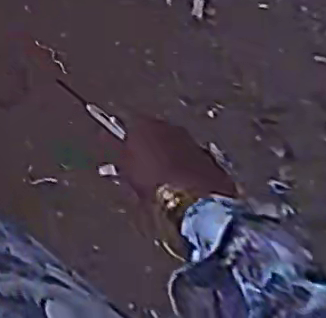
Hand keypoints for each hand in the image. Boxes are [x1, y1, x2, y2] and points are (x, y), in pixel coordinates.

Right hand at [119, 116, 235, 206]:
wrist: (196, 203)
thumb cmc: (152, 182)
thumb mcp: (125, 167)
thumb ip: (119, 150)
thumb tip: (111, 140)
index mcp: (144, 123)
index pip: (131, 124)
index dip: (129, 140)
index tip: (127, 154)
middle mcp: (170, 127)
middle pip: (157, 134)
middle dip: (154, 147)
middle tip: (149, 167)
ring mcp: (195, 143)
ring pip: (179, 147)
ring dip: (174, 158)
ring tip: (170, 179)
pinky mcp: (215, 162)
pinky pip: (197, 163)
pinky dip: (192, 170)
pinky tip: (188, 186)